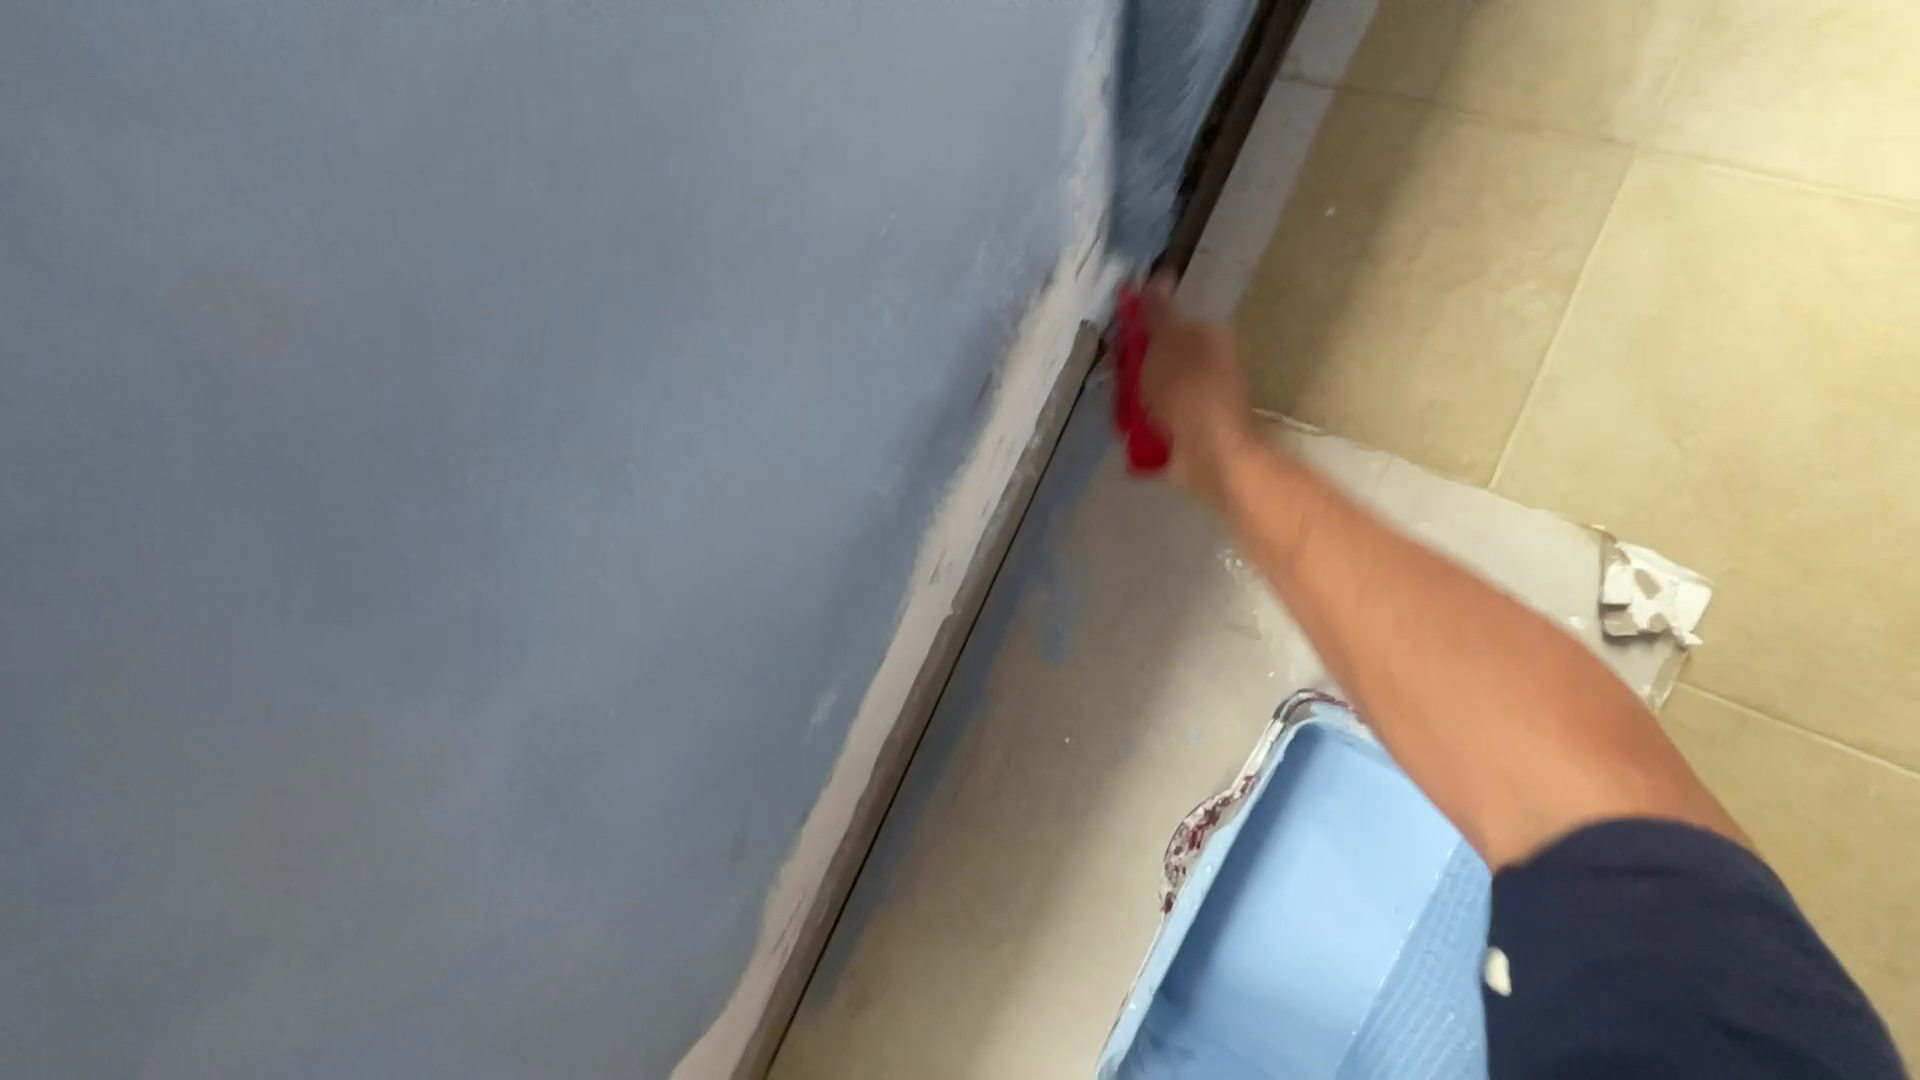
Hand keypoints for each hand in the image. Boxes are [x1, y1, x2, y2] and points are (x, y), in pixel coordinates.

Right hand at [1137, 272, 1259, 503]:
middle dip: (1129, 371)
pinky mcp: (1185, 425)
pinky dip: (1140, 424)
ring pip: (1147, 388)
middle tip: (1121, 383)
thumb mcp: (1167, 341)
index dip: (1135, 330)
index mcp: (1204, 333)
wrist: (1210, 453)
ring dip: (1130, 401)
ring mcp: (1194, 396)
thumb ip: (1159, 310)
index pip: (1161, 320)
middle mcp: (1203, 361)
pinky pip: (1152, 417)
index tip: (1119, 344)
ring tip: (1125, 414)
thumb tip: (1160, 274)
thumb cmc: (1187, 392)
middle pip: (1151, 355)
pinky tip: (1133, 432)